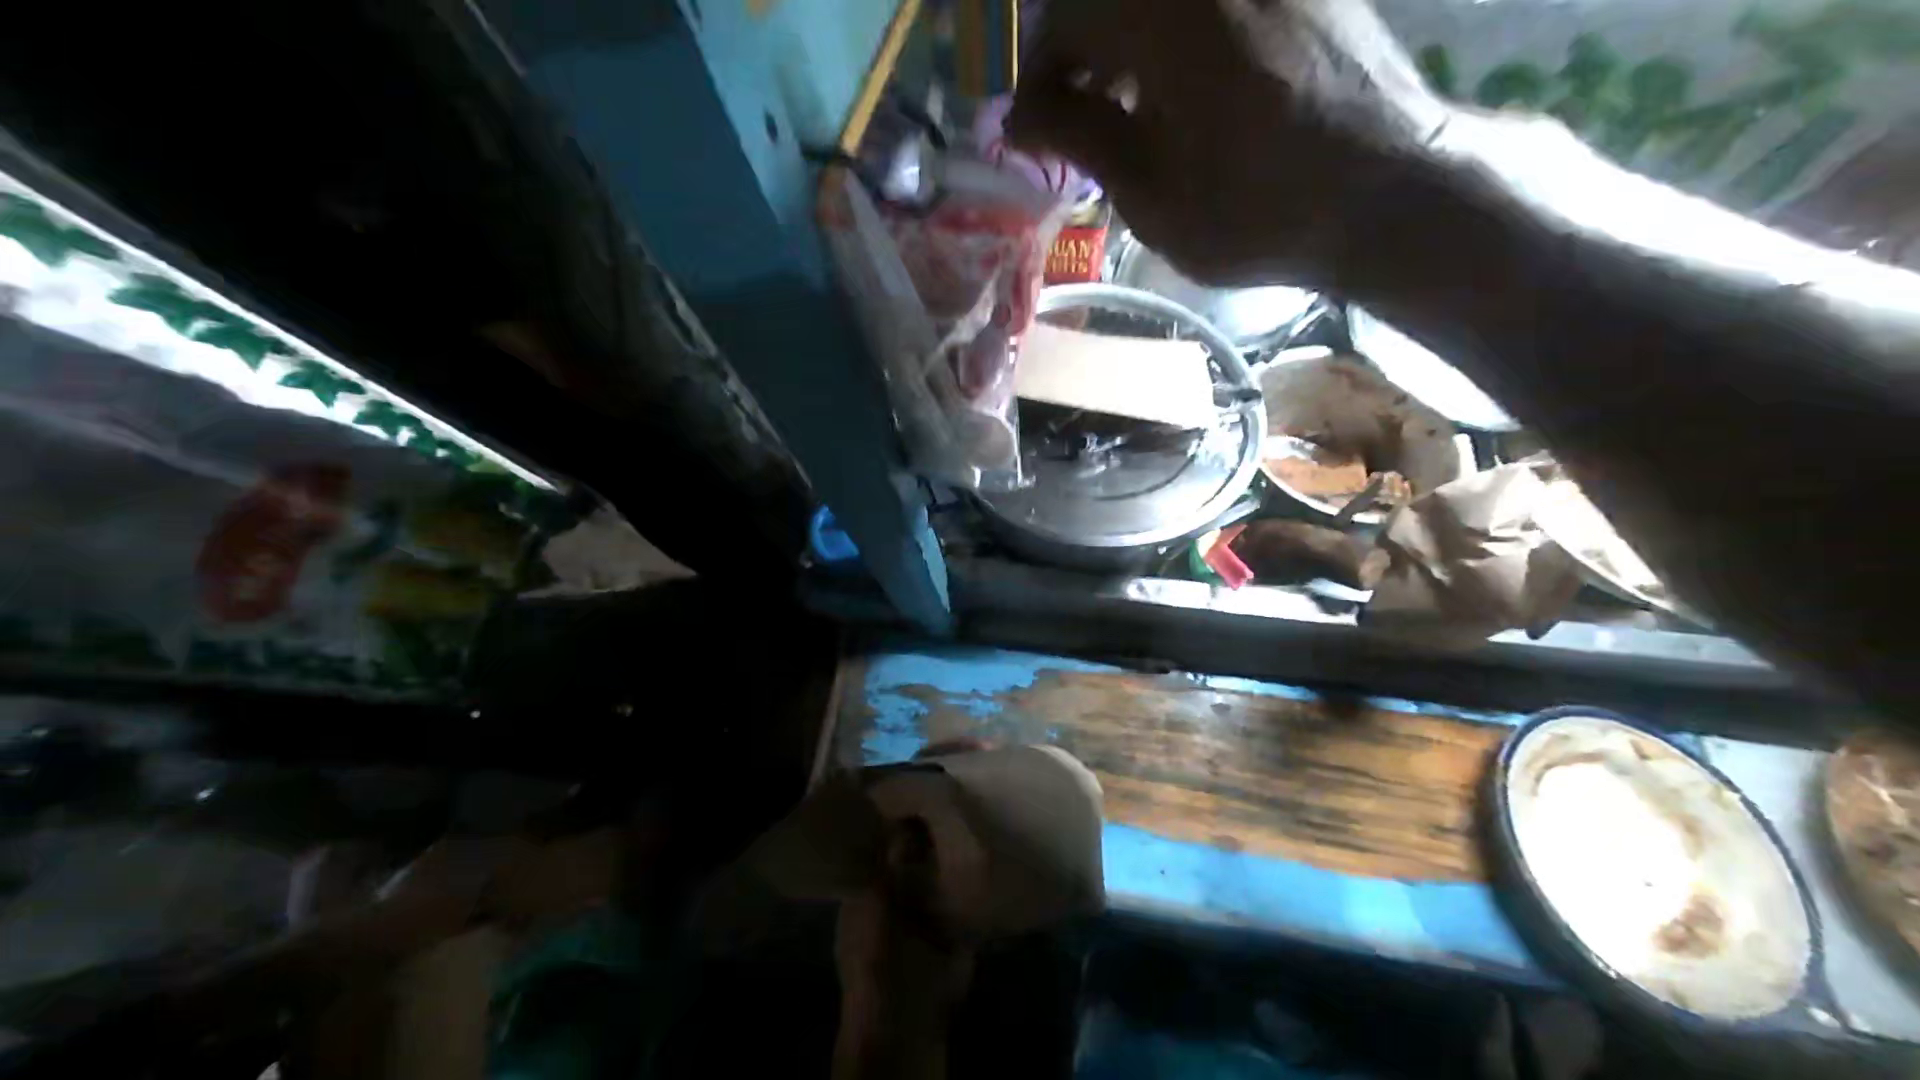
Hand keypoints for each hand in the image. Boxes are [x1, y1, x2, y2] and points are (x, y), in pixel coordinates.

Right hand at [1007, 0, 1452, 286]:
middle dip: (1077, 55)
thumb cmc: (1256, 212)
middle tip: (1074, 119)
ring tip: (1126, 111)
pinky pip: (1203, 6)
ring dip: (1123, 46)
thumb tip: (1016, 113)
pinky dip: (1171, 38)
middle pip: (1109, 2)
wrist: (1387, 196)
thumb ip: (1080, 136)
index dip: (1036, 77)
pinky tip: (1182, 89)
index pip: (1065, 19)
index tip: (1033, 132)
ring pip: (1155, 6)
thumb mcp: (1150, 192)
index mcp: (1164, 17)